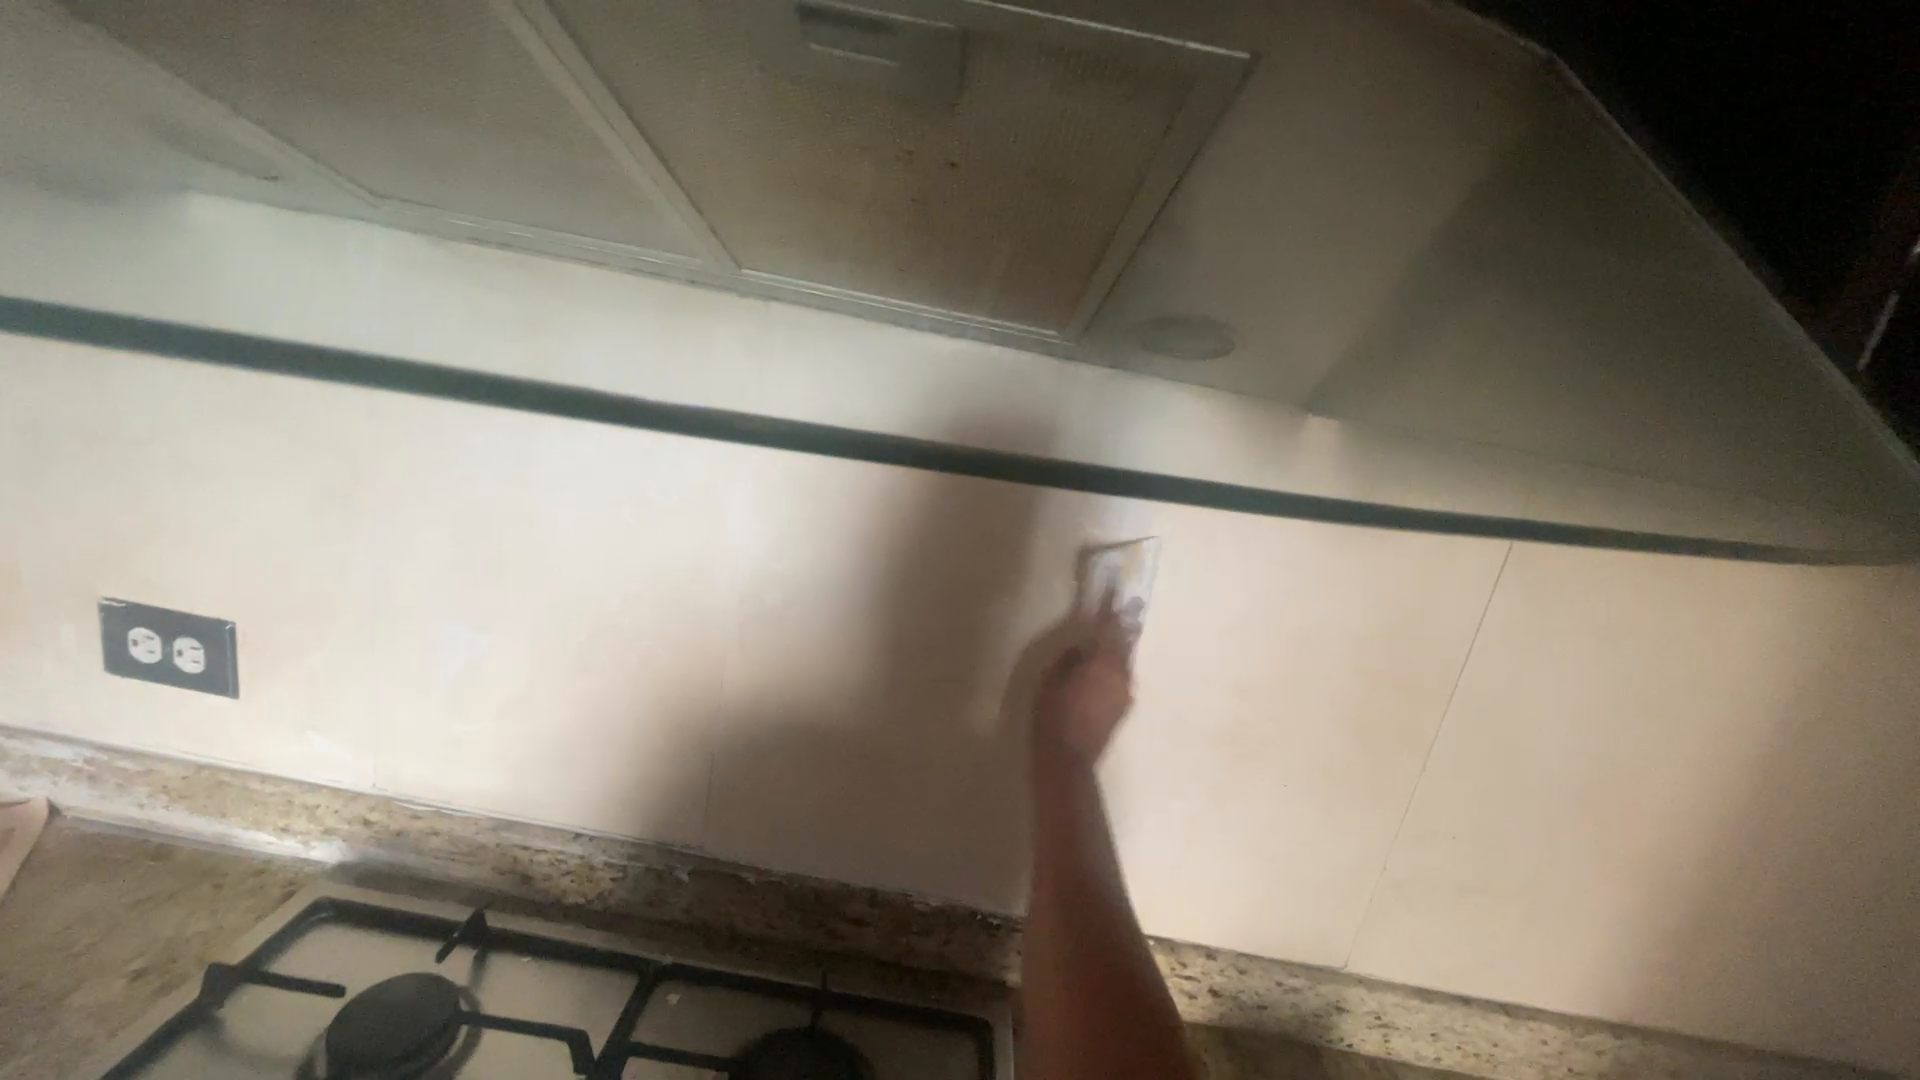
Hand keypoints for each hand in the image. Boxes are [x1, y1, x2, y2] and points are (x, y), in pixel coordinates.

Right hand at [1032, 594, 1136, 767]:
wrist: (1069, 759)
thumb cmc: (1053, 715)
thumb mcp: (1051, 680)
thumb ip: (1070, 658)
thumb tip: (1082, 647)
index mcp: (1103, 662)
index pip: (1109, 625)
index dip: (1110, 604)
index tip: (1116, 584)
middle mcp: (1121, 674)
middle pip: (1124, 641)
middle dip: (1120, 624)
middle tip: (1119, 607)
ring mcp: (1125, 692)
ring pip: (1123, 662)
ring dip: (1117, 648)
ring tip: (1109, 638)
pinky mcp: (1124, 707)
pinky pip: (1120, 679)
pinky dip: (1113, 669)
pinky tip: (1102, 671)